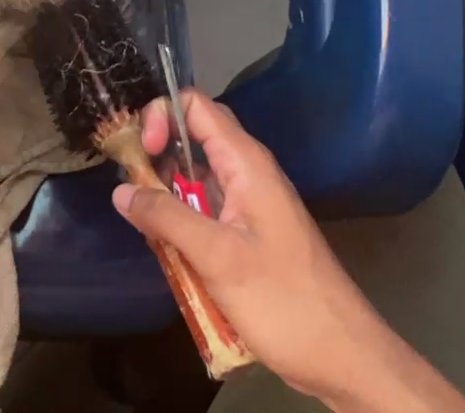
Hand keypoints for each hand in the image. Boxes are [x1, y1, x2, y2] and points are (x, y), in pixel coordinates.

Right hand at [112, 92, 464, 412]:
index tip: (144, 152)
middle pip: (191, 137)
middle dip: (155, 153)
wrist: (344, 358)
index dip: (161, 116)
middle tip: (132, 186)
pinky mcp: (244, 233)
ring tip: (143, 220)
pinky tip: (166, 246)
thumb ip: (165, 218)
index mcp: (246, 164)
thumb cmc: (284, 300)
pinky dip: (178, 218)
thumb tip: (120, 191)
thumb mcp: (218, 257)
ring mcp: (247, 204)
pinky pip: (201, 208)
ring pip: (193, 176)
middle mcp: (246, 173)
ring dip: (164, 192)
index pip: (195, 106)